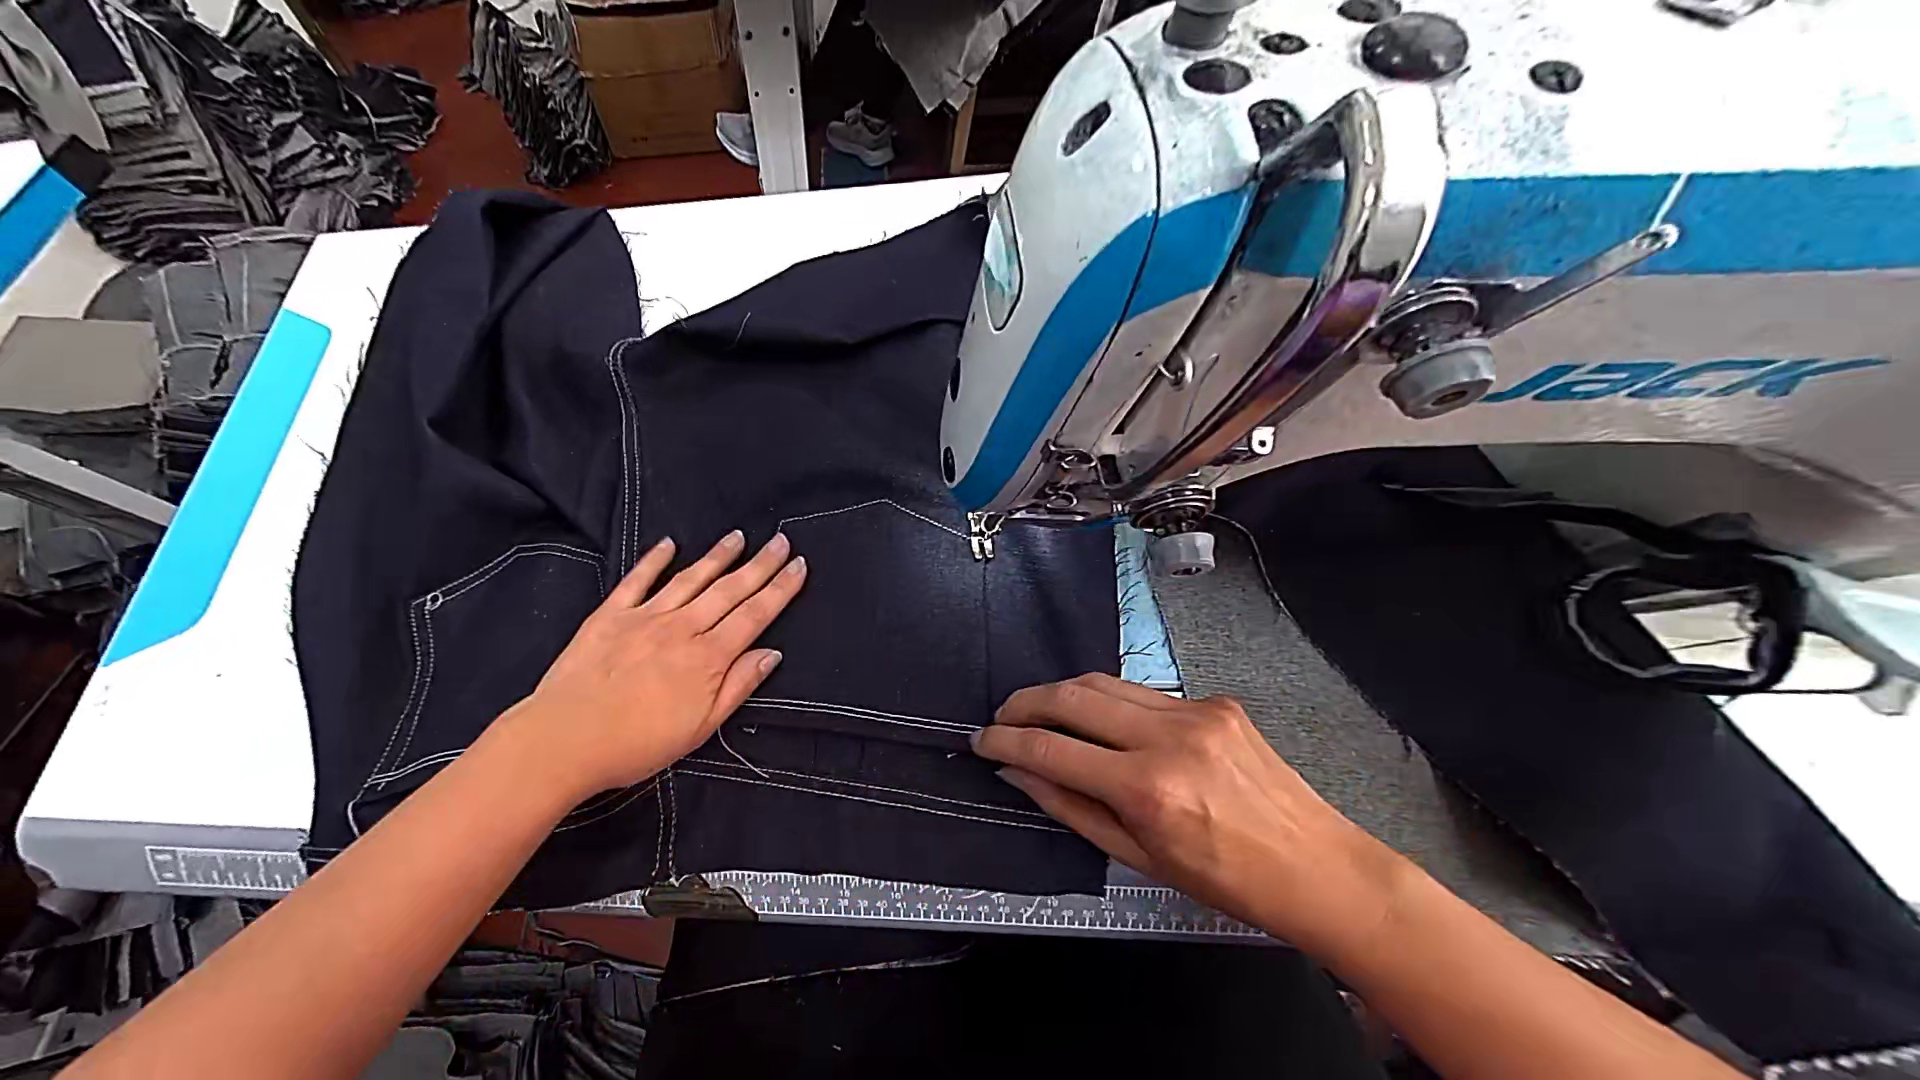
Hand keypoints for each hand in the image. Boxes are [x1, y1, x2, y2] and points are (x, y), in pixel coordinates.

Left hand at [495, 531, 806, 803]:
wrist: (562, 741)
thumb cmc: (637, 744)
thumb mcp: (700, 727)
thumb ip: (738, 686)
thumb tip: (771, 654)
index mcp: (708, 657)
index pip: (754, 615)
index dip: (780, 589)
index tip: (798, 566)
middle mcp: (682, 628)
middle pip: (729, 590)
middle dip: (760, 564)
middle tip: (781, 540)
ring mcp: (645, 618)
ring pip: (690, 579)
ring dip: (718, 556)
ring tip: (738, 537)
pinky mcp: (609, 616)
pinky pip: (637, 581)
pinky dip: (654, 560)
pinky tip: (669, 544)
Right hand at [971, 673, 1414, 960]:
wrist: (1317, 866)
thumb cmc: (1226, 881)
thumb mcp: (1138, 856)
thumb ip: (1071, 806)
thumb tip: (1019, 771)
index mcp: (1148, 788)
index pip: (1053, 748)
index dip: (1007, 740)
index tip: (982, 739)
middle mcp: (1169, 736)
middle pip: (1074, 696)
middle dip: (1026, 701)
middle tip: (1002, 716)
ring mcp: (1196, 710)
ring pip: (1106, 683)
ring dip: (1064, 693)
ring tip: (1039, 711)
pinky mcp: (1216, 700)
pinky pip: (1145, 693)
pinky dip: (1112, 704)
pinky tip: (1106, 725)